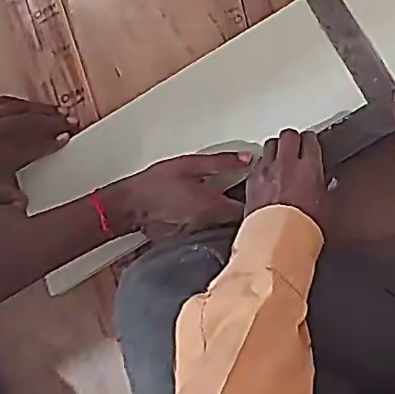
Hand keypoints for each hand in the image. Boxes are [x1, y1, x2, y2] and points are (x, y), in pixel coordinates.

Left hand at [0, 96, 75, 202]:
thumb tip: (25, 201)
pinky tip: (19, 105)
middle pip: (26, 117)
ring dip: (36, 107)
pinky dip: (14, 102)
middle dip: (50, 117)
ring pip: (14, 105)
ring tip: (53, 110)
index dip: (49, 136)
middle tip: (70, 119)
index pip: (28, 136)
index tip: (67, 137)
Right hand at [101, 153, 250, 233]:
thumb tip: (247, 159)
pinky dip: (218, 218)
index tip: (263, 185)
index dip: (260, 197)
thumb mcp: (191, 164)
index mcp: (214, 205)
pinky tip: (214, 206)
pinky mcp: (192, 234)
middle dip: (249, 205)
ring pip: (228, 224)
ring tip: (235, 195)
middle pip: (241, 218)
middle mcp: (210, 222)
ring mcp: (201, 231)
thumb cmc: (156, 184)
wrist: (131, 204)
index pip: (250, 208)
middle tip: (252, 188)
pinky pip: (213, 227)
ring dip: (233, 212)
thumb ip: (222, 162)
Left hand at [245, 128, 328, 221]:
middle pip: (288, 135)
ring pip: (270, 144)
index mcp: (309, 167)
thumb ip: (326, 189)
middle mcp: (287, 163)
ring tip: (279, 156)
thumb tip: (329, 182)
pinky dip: (263, 164)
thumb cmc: (302, 228)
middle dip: (292, 139)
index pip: (310, 139)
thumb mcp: (325, 208)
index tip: (310, 143)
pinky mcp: (252, 179)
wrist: (276, 241)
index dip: (310, 140)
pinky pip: (258, 162)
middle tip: (295, 146)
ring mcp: (267, 169)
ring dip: (276, 148)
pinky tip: (267, 173)